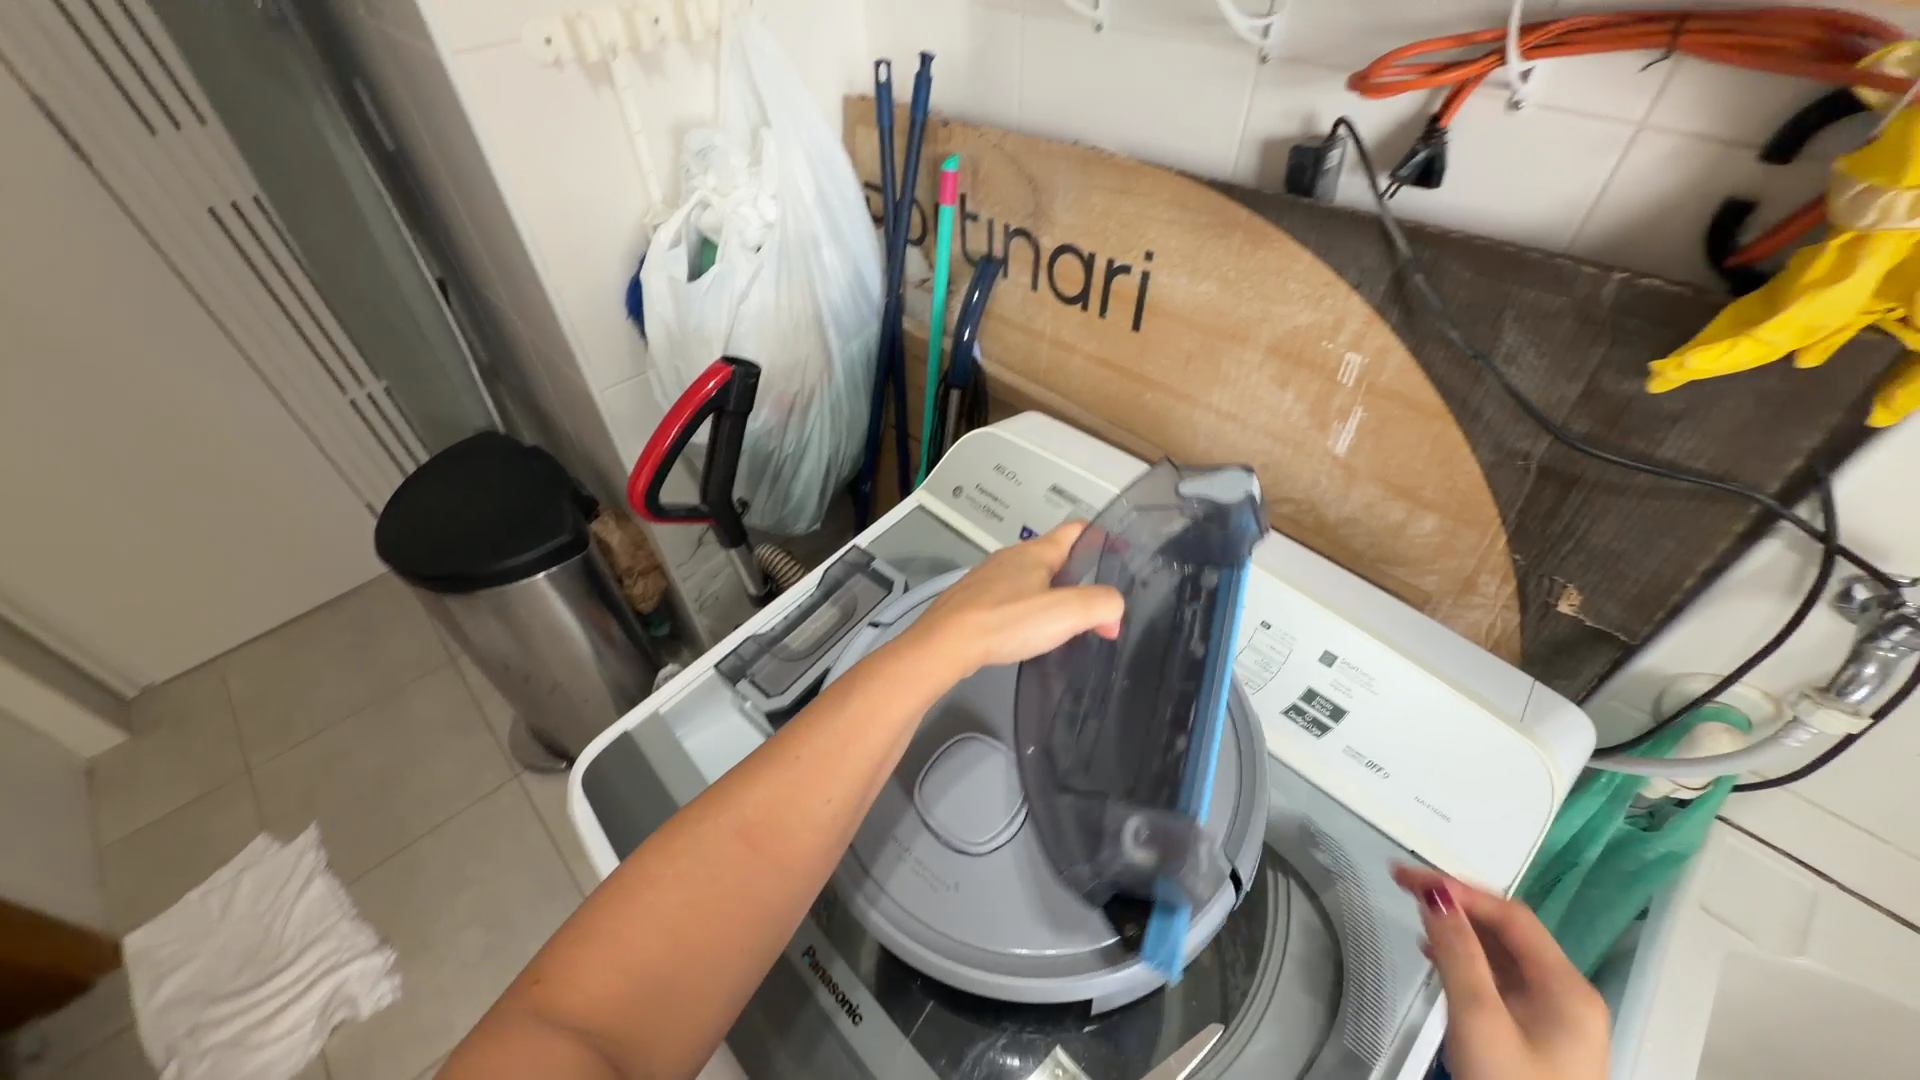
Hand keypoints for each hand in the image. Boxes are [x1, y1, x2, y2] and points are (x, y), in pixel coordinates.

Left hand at [905, 522, 1123, 676]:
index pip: (1076, 529)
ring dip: (1052, 596)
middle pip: (1055, 557)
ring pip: (1031, 579)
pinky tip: (1029, 633)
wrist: (946, 642)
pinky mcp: (973, 600)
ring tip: (1067, 625)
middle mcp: (1012, 556)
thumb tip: (1113, 613)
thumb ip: (1102, 605)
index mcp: (1037, 551)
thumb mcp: (1067, 612)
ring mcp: (989, 578)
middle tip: (1097, 607)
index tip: (1121, 556)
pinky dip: (1027, 610)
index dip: (1101, 537)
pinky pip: (1010, 598)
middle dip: (1079, 577)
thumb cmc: (1008, 620)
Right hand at [1393, 866, 1609, 1079]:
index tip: (1407, 877)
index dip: (1458, 889)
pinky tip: (1439, 955)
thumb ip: (1458, 953)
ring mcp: (1555, 1017)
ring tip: (1416, 913)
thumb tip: (1436, 895)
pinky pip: (1502, 979)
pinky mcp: (1538, 1035)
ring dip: (1460, 929)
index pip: (1510, 916)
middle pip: (1510, 931)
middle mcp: (1567, 995)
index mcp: (1566, 987)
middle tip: (1406, 885)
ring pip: (1504, 954)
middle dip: (1457, 904)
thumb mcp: (1479, 1020)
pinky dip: (1467, 958)